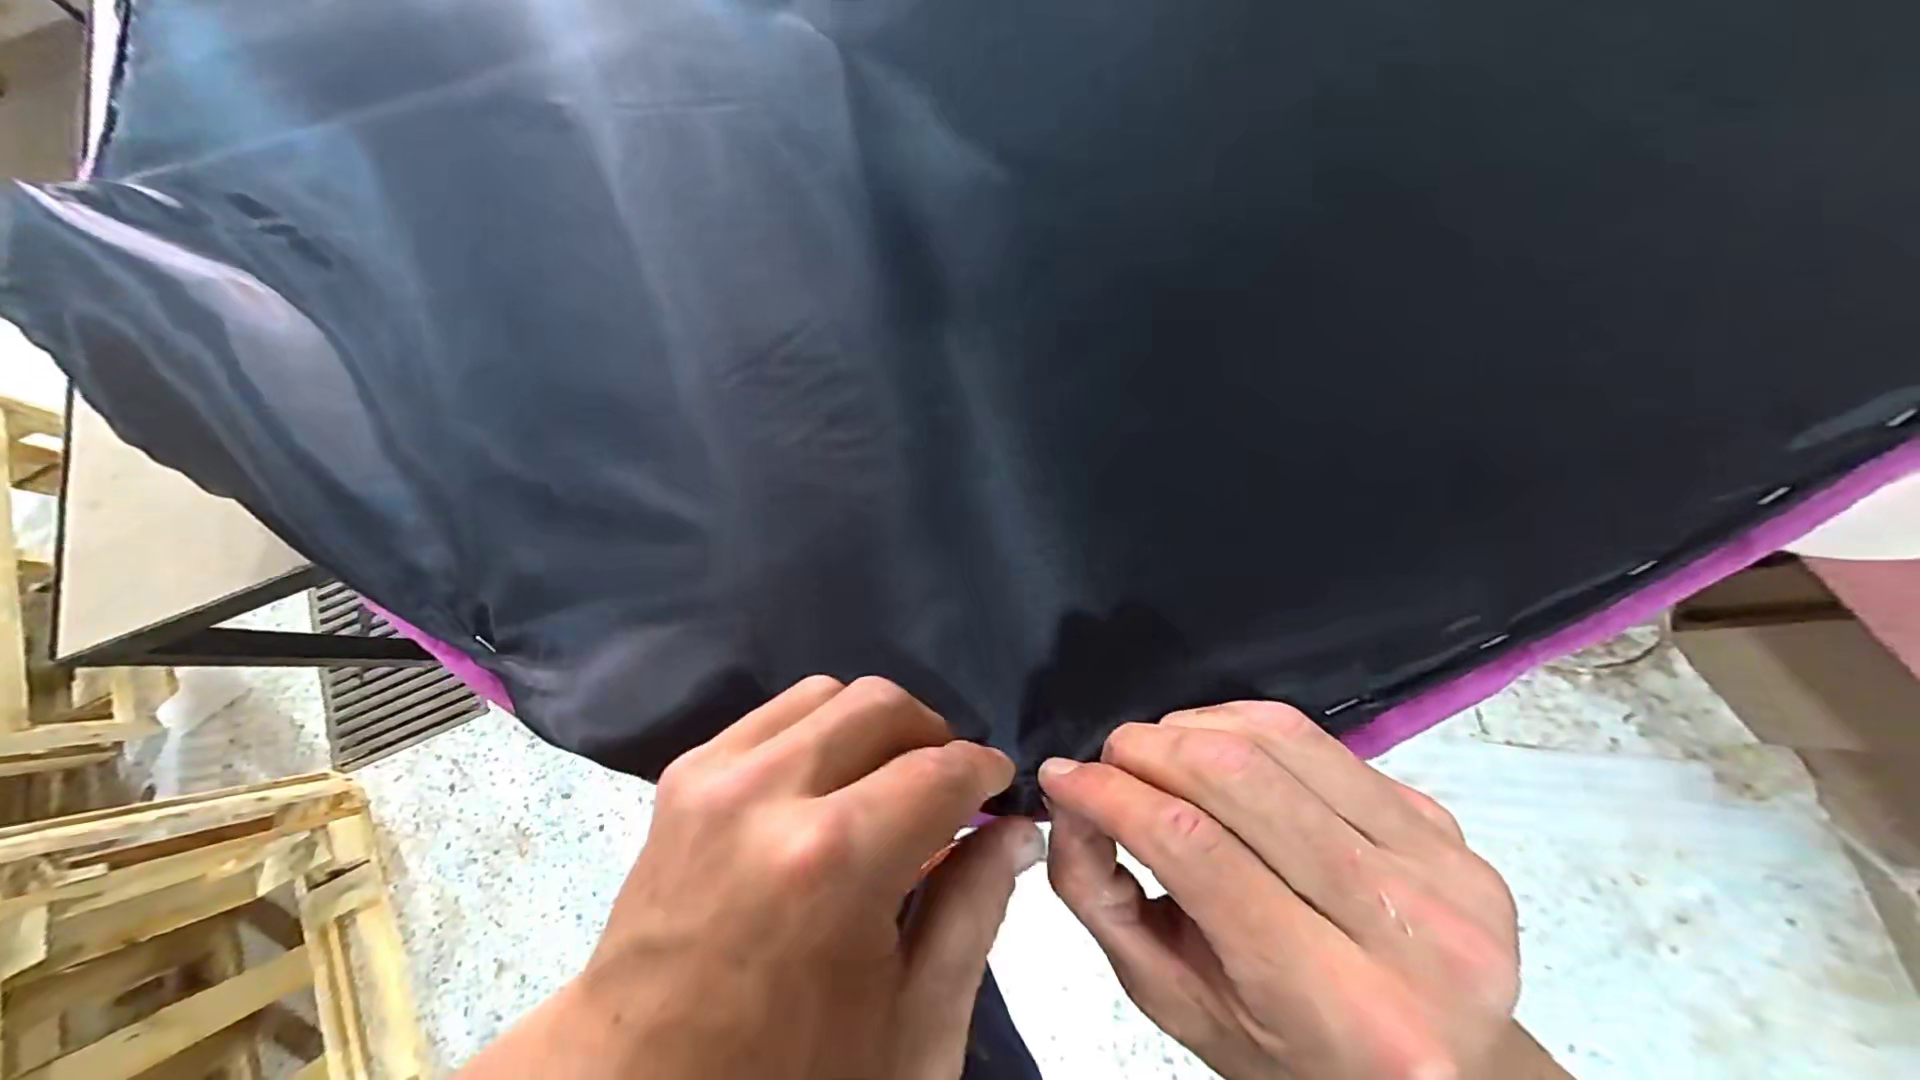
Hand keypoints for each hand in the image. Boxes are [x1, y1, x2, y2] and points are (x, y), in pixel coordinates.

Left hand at [456, 676, 1042, 1079]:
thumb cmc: (793, 1074)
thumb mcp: (914, 1020)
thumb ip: (976, 904)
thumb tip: (1013, 826)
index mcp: (833, 860)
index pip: (940, 770)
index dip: (986, 769)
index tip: (1000, 785)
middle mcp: (767, 792)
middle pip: (882, 703)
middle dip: (934, 734)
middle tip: (946, 787)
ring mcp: (714, 775)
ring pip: (827, 693)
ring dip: (875, 726)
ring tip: (886, 782)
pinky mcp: (682, 775)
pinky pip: (776, 714)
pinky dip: (820, 731)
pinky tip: (827, 784)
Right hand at [1041, 702, 1567, 1079]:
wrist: (1429, 1063)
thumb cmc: (1283, 1052)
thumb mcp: (1169, 997)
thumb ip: (1099, 896)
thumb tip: (1070, 794)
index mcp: (1338, 1008)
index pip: (1196, 850)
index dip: (1114, 797)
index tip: (1062, 775)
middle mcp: (1410, 932)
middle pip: (1238, 779)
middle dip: (1146, 750)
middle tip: (1105, 759)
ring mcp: (1440, 866)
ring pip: (1274, 740)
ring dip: (1187, 728)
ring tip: (1152, 753)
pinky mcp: (1443, 820)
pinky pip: (1312, 737)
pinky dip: (1237, 724)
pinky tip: (1210, 747)